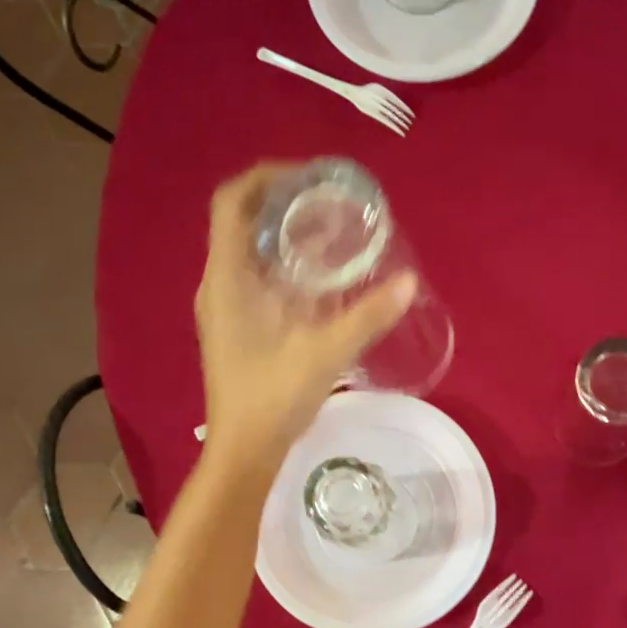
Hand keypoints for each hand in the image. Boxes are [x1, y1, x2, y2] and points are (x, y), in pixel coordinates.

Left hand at [194, 163, 416, 466]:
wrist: (243, 450)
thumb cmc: (273, 397)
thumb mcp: (326, 353)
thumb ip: (368, 316)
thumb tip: (409, 283)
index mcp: (228, 277)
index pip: (233, 201)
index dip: (267, 177)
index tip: (310, 177)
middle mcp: (217, 283)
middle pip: (242, 220)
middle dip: (283, 203)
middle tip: (330, 204)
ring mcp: (222, 306)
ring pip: (248, 250)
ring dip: (283, 236)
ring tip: (330, 234)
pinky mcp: (233, 327)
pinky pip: (253, 277)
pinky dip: (282, 266)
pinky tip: (318, 282)